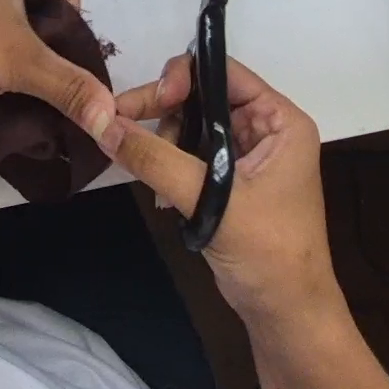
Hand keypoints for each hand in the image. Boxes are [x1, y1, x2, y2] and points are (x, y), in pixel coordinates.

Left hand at [0, 0, 120, 142]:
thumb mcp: (19, 62)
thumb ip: (70, 87)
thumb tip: (113, 121)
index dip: (69, 22)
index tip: (55, 53)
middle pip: (46, 6)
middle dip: (48, 43)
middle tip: (42, 73)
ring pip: (21, 25)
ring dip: (27, 55)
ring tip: (22, 80)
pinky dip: (5, 59)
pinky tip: (4, 83)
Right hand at [110, 55, 334, 322]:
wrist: (286, 317)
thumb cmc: (267, 252)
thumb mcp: (211, 198)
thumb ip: (155, 157)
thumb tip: (101, 123)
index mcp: (279, 120)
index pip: (222, 71)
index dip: (181, 78)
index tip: (146, 105)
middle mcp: (263, 128)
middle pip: (200, 94)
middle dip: (162, 112)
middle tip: (122, 128)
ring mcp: (245, 153)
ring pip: (188, 122)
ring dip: (162, 143)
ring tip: (151, 178)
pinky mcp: (227, 177)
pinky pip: (187, 151)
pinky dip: (167, 164)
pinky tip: (160, 193)